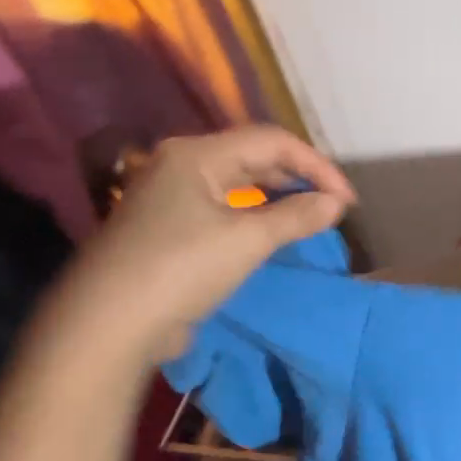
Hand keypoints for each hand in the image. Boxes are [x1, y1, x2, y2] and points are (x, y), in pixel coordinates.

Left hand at [62, 126, 354, 360]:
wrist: (112, 319)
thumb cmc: (183, 268)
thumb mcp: (248, 240)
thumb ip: (296, 217)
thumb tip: (336, 204)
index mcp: (197, 154)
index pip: (272, 141)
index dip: (317, 166)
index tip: (348, 202)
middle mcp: (181, 164)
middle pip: (254, 157)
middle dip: (300, 178)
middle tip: (334, 209)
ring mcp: (172, 195)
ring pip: (239, 182)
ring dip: (280, 196)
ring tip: (311, 219)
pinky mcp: (170, 225)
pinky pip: (225, 206)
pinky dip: (256, 213)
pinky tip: (273, 233)